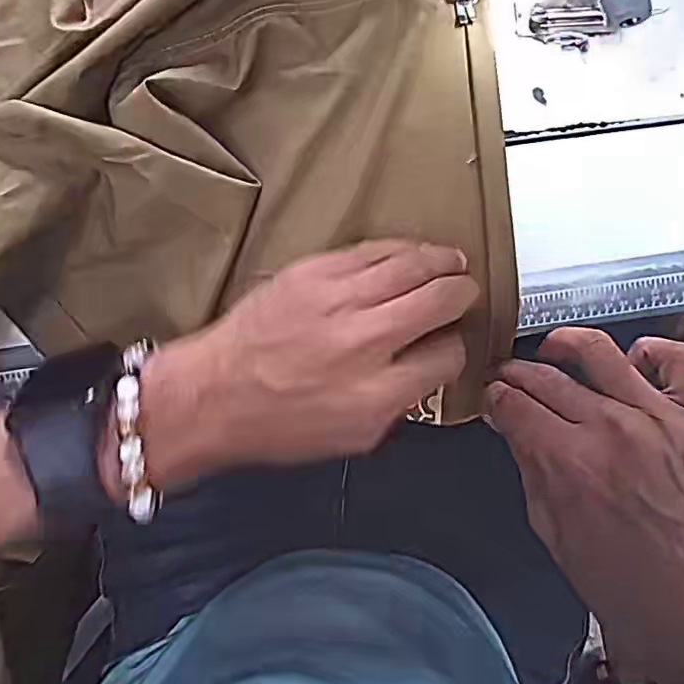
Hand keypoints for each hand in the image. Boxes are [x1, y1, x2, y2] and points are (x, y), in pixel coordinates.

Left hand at [136, 240, 479, 487]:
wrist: (215, 390)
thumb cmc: (278, 421)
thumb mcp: (353, 435)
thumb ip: (401, 400)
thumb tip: (429, 365)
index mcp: (379, 392)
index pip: (446, 355)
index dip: (458, 346)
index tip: (453, 340)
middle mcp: (365, 339)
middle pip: (439, 299)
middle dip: (463, 292)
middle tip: (468, 290)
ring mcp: (339, 298)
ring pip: (412, 264)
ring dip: (442, 260)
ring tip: (454, 260)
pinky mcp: (315, 270)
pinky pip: (374, 249)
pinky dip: (401, 248)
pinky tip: (411, 251)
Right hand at [486, 328, 683, 683]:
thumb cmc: (627, 589)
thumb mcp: (552, 533)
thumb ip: (528, 466)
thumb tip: (510, 423)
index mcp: (571, 464)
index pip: (512, 401)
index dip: (493, 396)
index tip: (492, 398)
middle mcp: (612, 430)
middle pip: (543, 375)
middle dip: (514, 373)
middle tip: (509, 380)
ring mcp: (660, 419)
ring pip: (599, 348)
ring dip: (564, 343)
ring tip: (554, 351)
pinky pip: (679, 360)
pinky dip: (652, 351)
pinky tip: (632, 364)